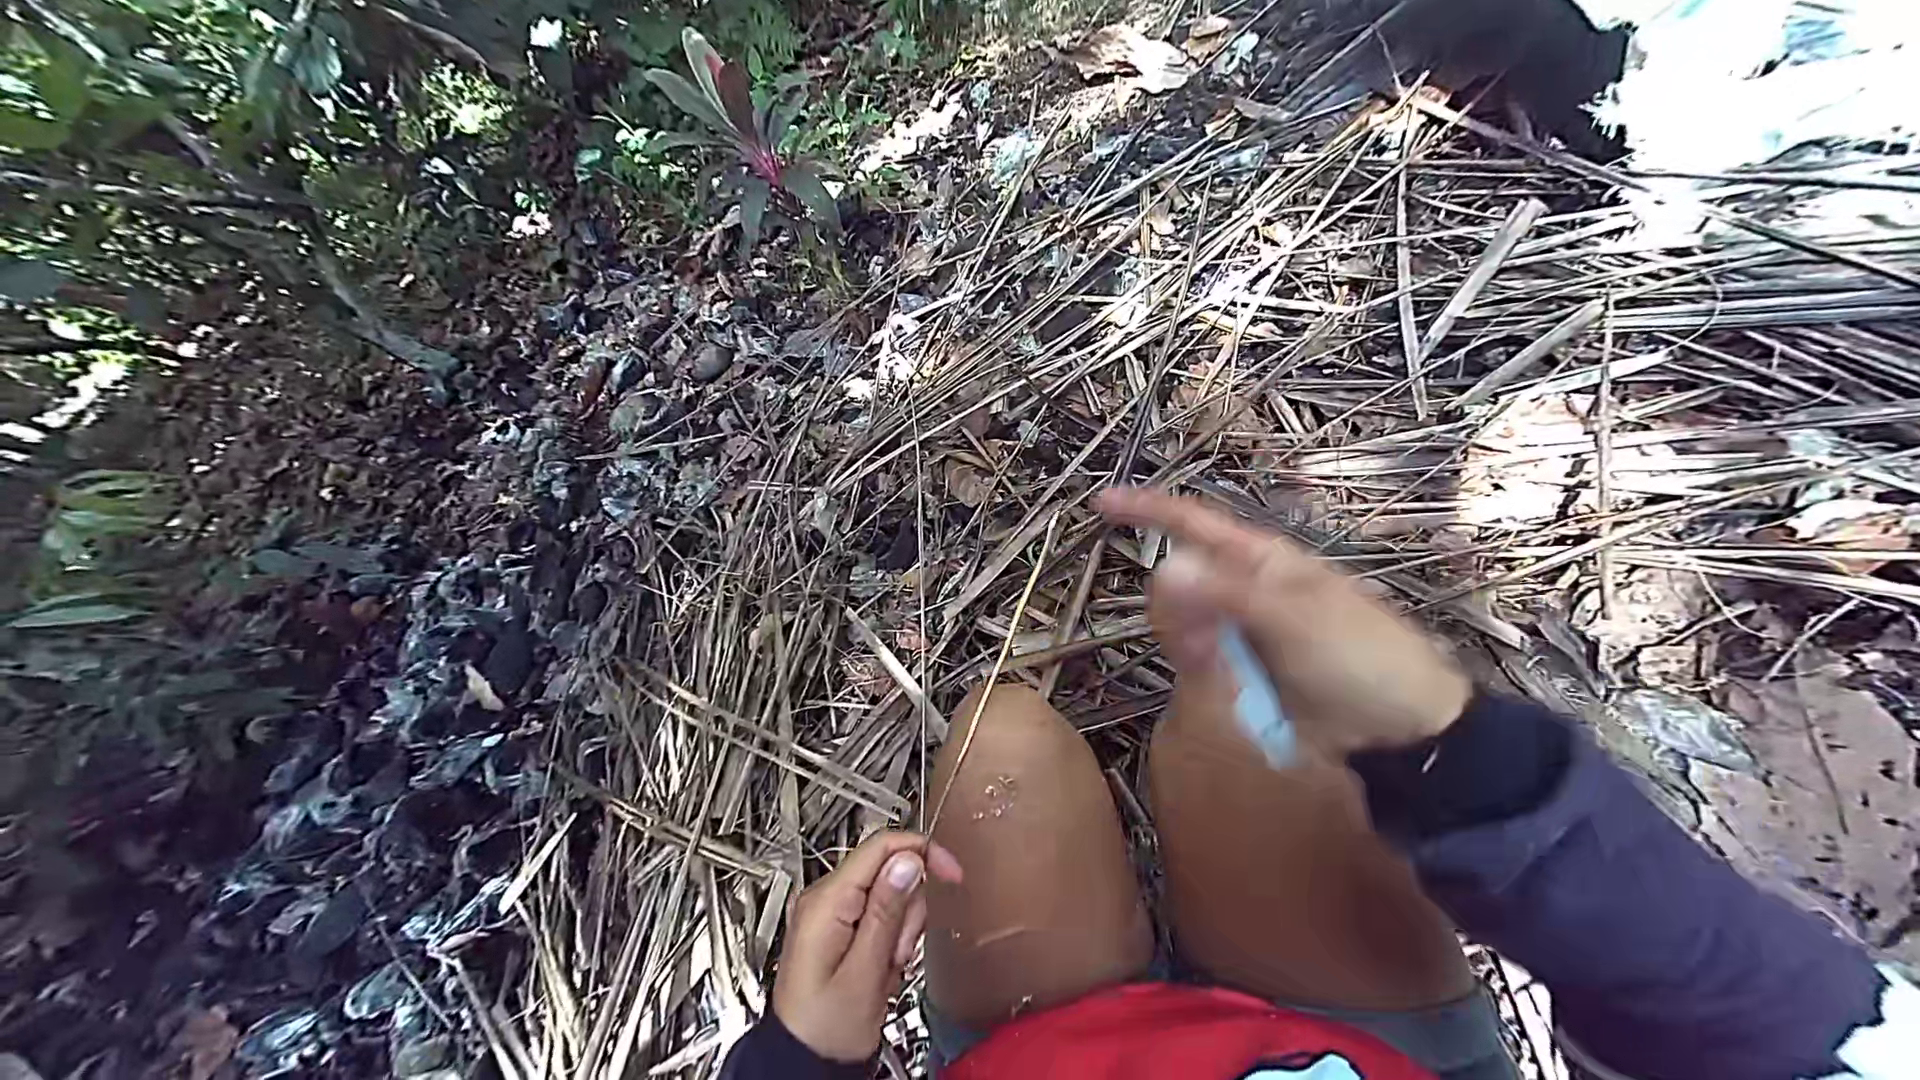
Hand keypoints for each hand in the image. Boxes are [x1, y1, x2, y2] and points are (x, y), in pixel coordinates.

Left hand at [772, 831, 964, 1061]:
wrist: (804, 1066)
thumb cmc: (826, 1031)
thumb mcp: (864, 973)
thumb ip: (887, 911)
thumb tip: (908, 859)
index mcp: (827, 901)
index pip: (881, 845)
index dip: (921, 851)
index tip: (950, 871)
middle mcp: (826, 896)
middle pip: (889, 868)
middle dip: (908, 906)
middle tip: (900, 949)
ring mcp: (832, 909)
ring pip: (890, 891)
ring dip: (902, 926)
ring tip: (888, 964)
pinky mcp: (840, 923)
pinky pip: (881, 912)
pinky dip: (892, 936)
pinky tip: (883, 964)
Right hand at [1098, 488, 1471, 756]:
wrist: (1401, 731)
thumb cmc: (1362, 657)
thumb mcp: (1295, 619)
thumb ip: (1225, 595)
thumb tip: (1162, 568)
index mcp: (1259, 559)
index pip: (1193, 523)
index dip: (1148, 509)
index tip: (1104, 502)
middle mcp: (1238, 587)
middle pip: (1176, 581)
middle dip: (1177, 610)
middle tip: (1209, 645)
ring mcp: (1233, 628)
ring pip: (1180, 623)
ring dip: (1191, 644)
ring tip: (1233, 672)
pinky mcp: (1232, 665)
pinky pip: (1193, 657)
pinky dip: (1200, 668)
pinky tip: (1231, 684)